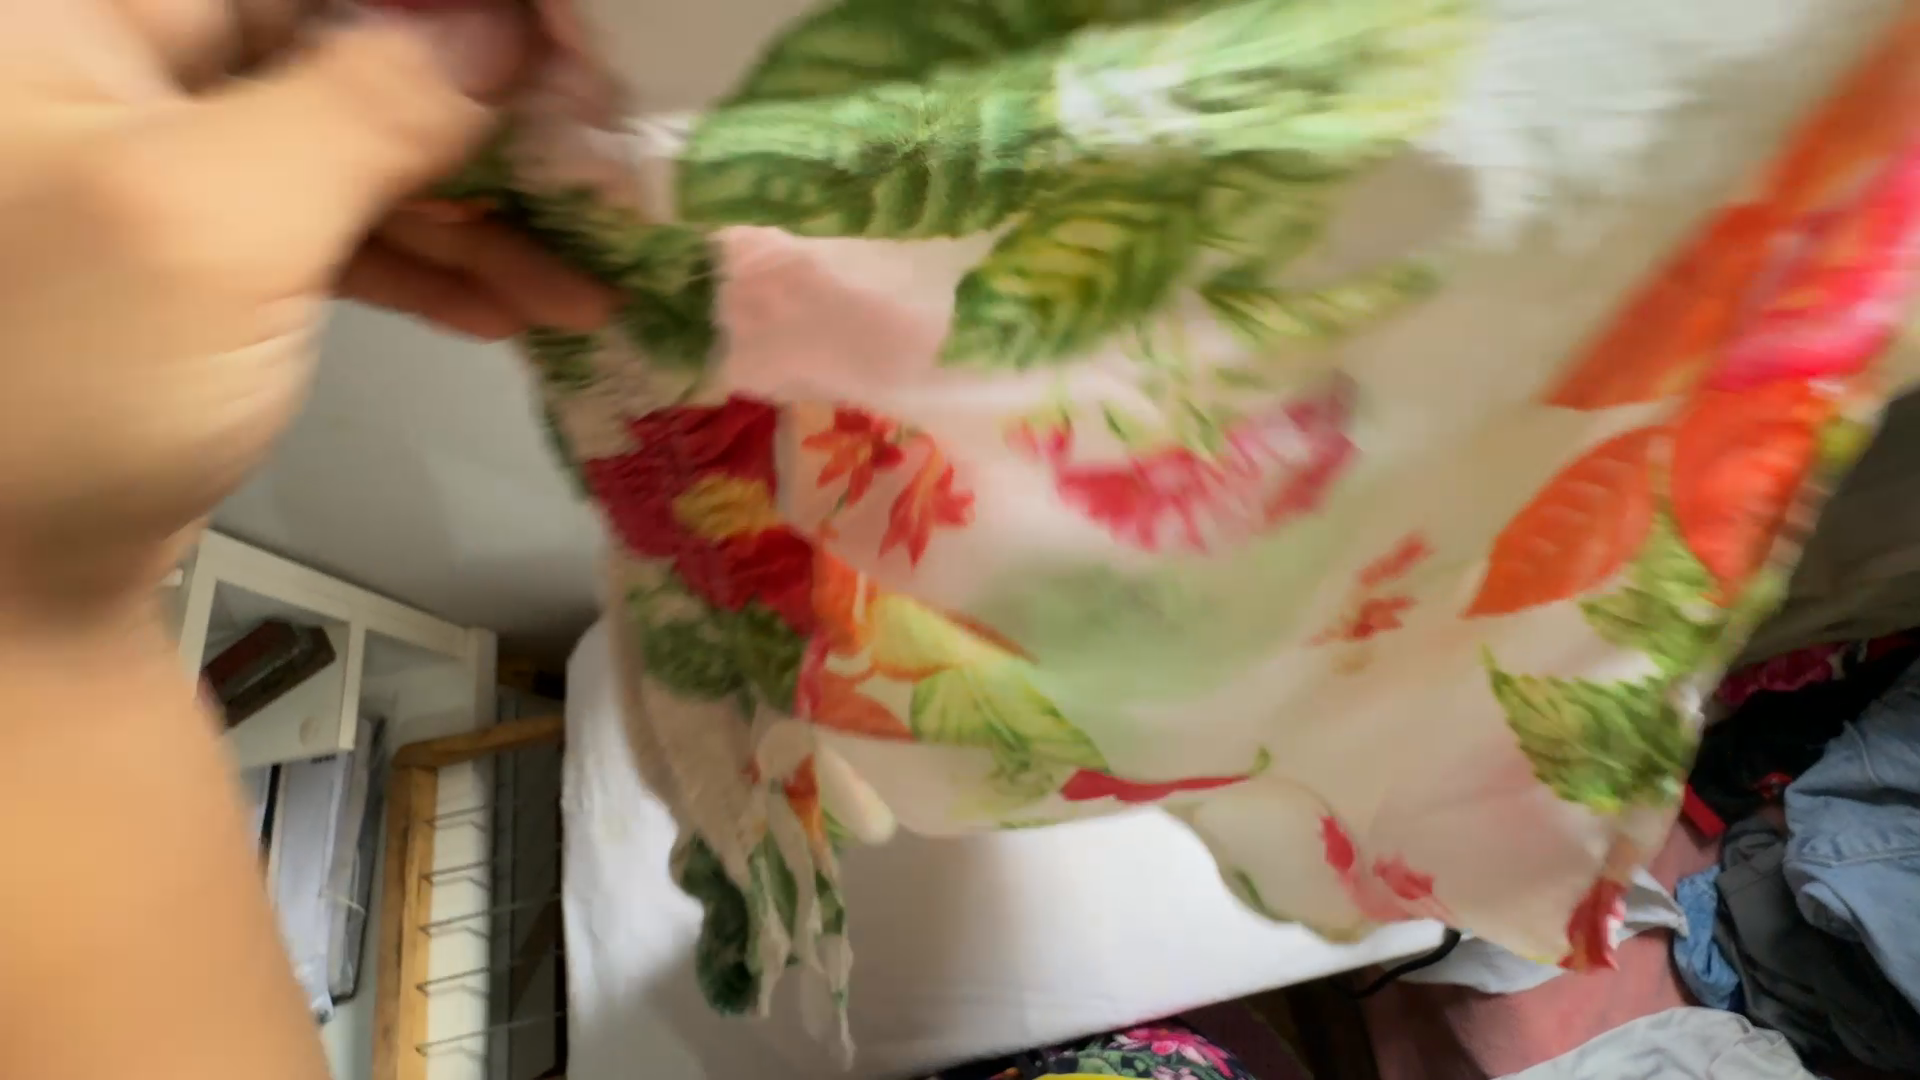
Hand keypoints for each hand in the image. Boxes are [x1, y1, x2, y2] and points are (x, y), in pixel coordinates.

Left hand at [0, 0, 613, 620]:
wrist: (2, 565)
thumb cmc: (65, 378)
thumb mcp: (221, 224)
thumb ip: (362, 112)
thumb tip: (499, 32)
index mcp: (81, 13)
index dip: (453, 18)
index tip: (568, 62)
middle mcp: (129, 71)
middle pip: (355, 68)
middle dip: (485, 143)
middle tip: (595, 202)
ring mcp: (181, 168)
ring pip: (369, 165)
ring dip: (482, 232)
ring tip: (577, 296)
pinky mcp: (225, 252)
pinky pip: (353, 237)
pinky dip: (434, 276)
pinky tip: (504, 318)